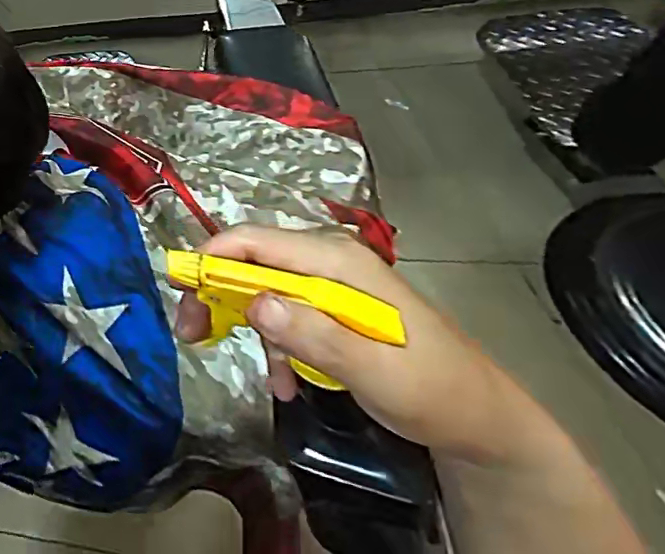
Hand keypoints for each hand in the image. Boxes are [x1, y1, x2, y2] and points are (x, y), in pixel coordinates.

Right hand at [174, 226, 521, 463]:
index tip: (183, 289)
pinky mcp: (331, 309)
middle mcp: (328, 261)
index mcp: (337, 261)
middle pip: (253, 261)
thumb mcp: (377, 371)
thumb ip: (316, 336)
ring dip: (248, 326)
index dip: (213, 257)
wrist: (482, 422)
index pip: (258, 241)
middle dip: (219, 292)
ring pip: (264, 290)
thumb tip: (254, 304)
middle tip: (191, 331)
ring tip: (261, 377)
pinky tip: (286, 382)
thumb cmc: (435, 391)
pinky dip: (276, 345)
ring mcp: (330, 284)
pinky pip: (284, 315)